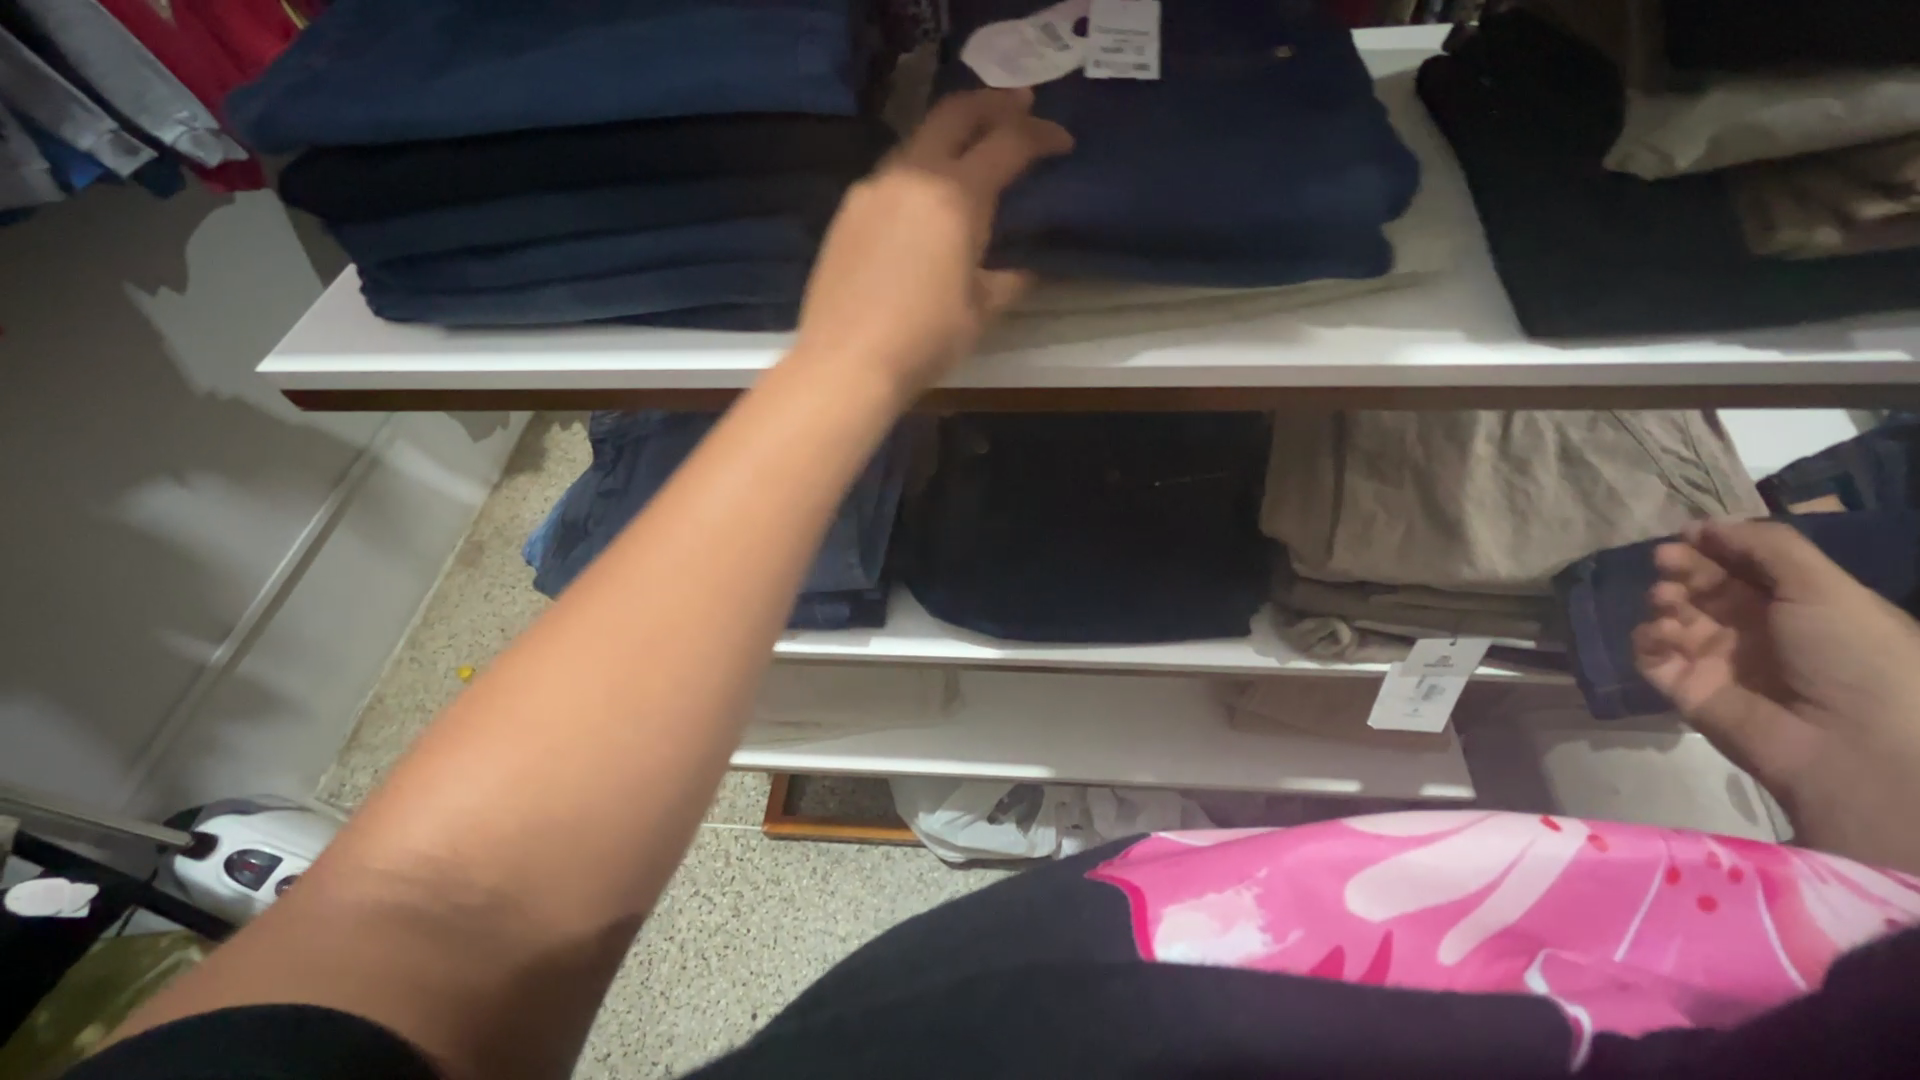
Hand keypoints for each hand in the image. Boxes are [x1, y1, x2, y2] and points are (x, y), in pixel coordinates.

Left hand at [793, 88, 1071, 398]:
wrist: (846, 362)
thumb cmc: (923, 340)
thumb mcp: (980, 312)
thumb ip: (1006, 281)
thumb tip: (1022, 272)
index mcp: (955, 196)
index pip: (1008, 144)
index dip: (1041, 136)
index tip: (1062, 141)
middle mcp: (912, 176)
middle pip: (955, 114)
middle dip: (994, 104)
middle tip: (1020, 106)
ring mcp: (873, 189)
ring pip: (918, 141)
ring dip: (951, 137)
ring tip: (973, 153)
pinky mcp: (848, 211)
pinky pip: (892, 175)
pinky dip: (920, 171)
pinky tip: (927, 200)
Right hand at [1633, 520, 1919, 871]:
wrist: (1853, 745)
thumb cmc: (1853, 656)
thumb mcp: (1824, 587)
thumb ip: (1765, 548)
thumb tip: (1702, 526)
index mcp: (1800, 605)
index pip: (1744, 566)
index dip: (1714, 547)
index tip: (1688, 536)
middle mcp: (1758, 630)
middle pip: (1704, 588)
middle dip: (1683, 569)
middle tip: (1669, 563)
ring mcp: (1720, 661)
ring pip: (1674, 617)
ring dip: (1665, 601)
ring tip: (1668, 602)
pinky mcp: (1688, 690)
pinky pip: (1653, 656)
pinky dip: (1650, 639)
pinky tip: (1663, 634)